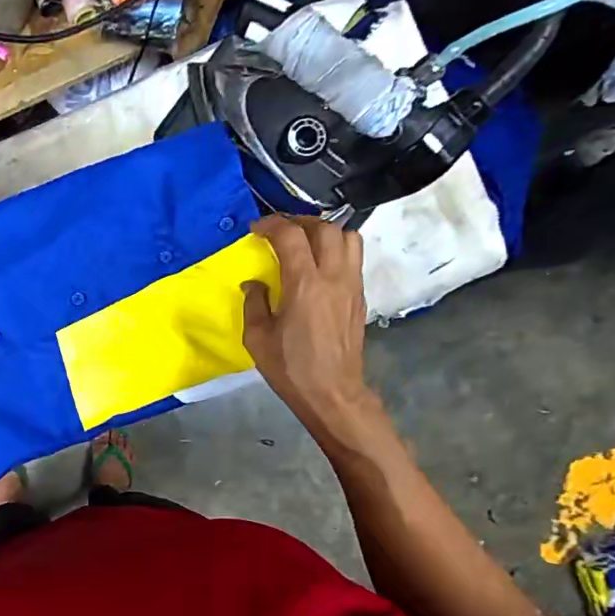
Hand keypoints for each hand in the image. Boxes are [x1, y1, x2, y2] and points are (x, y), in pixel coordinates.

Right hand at [242, 216, 379, 439]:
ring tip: (307, 242)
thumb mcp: (258, 339)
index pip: (291, 235)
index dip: (271, 224)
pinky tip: (321, 266)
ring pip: (348, 237)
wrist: (333, 394)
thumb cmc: (292, 369)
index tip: (257, 230)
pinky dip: (338, 250)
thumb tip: (254, 284)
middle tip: (281, 231)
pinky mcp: (360, 298)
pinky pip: (354, 259)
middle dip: (300, 221)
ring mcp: (351, 286)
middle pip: (325, 228)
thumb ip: (254, 303)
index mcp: (305, 285)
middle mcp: (333, 278)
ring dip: (326, 232)